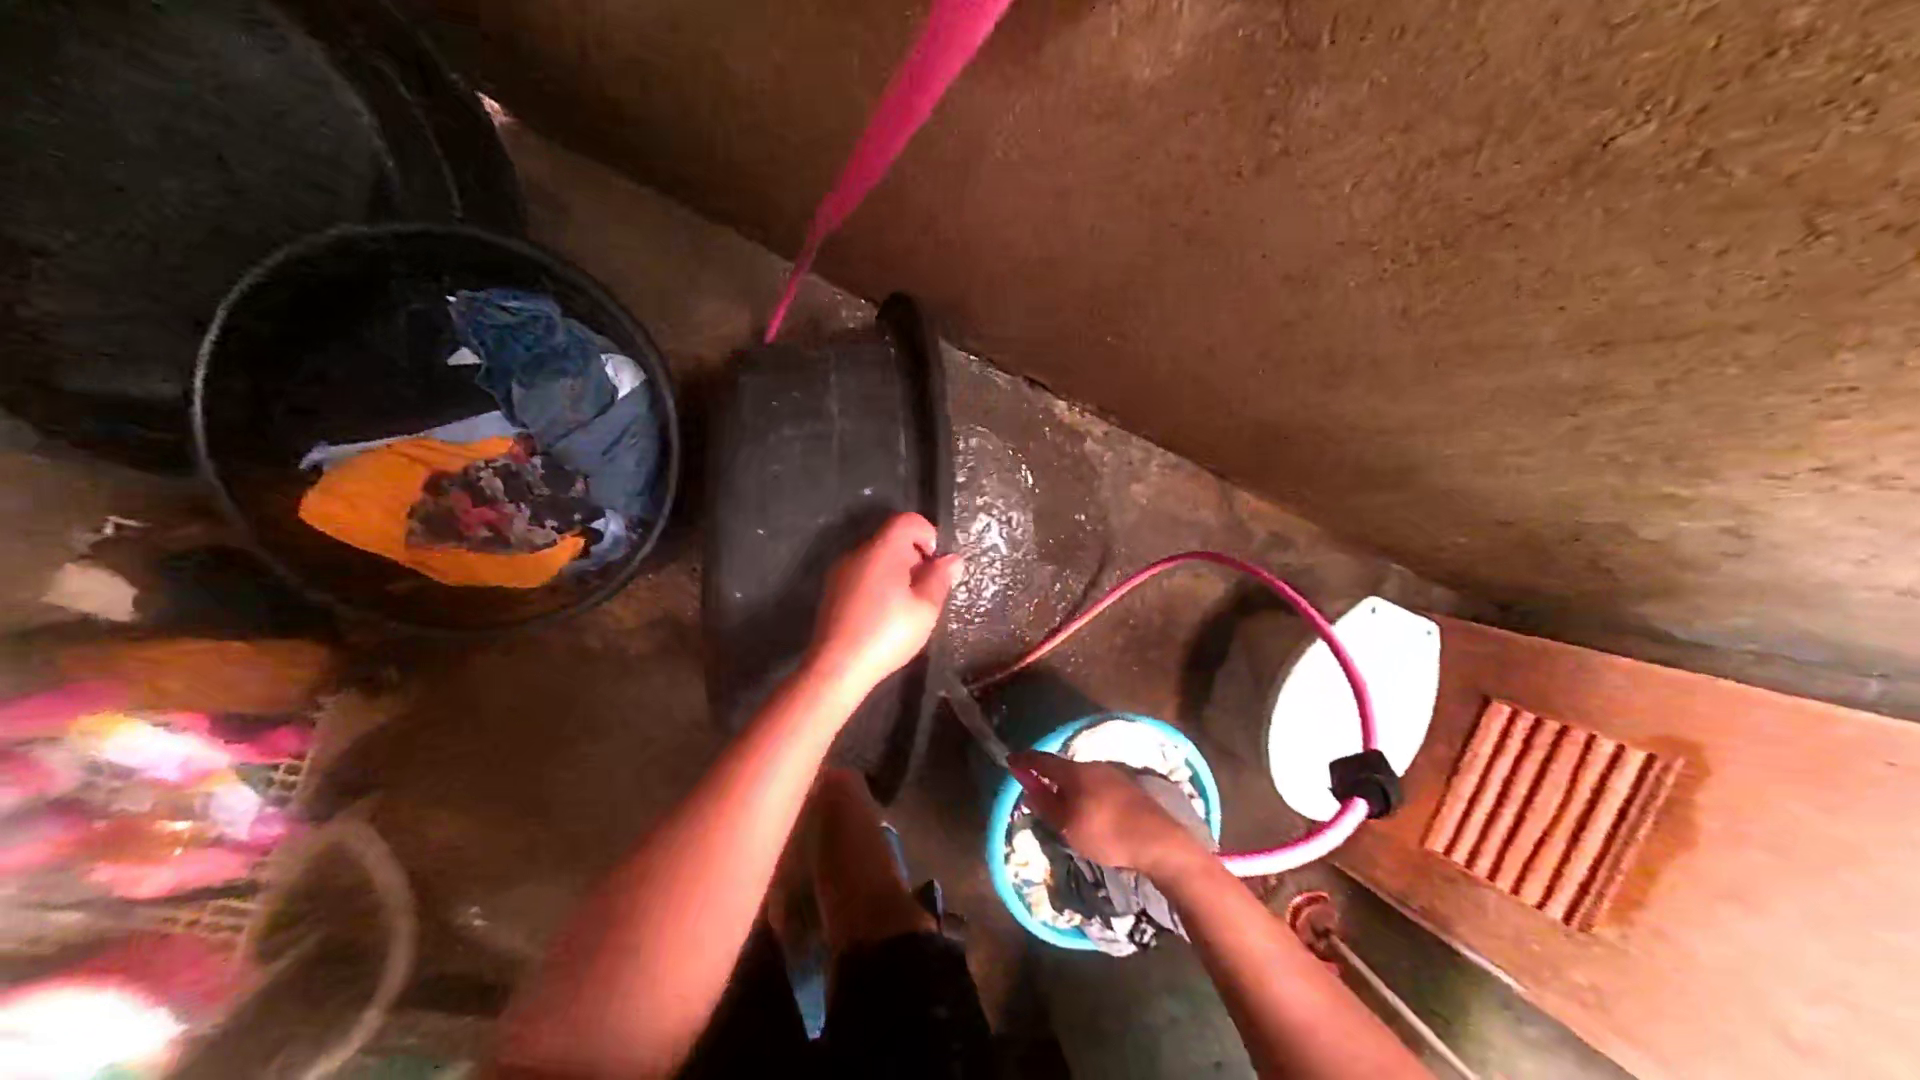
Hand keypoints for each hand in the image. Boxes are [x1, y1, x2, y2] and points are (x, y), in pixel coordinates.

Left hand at [806, 513, 962, 698]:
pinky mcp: (832, 591)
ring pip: (876, 558)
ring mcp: (840, 572)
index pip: (907, 520)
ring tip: (907, 606)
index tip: (935, 564)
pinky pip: (862, 574)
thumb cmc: (887, 633)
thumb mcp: (925, 609)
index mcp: (882, 550)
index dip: (928, 533)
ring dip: (896, 572)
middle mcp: (857, 553)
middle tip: (926, 589)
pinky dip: (878, 584)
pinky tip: (884, 615)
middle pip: (891, 538)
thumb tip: (952, 559)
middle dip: (914, 556)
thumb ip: (940, 579)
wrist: (837, 666)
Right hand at [1008, 751, 1211, 878]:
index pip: (1042, 760)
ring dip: (1070, 787)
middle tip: (1038, 790)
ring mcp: (1115, 774)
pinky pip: (1099, 785)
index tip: (1010, 760)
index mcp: (1075, 772)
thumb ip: (1045, 804)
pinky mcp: (1130, 787)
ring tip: (1065, 806)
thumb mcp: (1067, 825)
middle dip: (1049, 776)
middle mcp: (1094, 766)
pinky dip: (1087, 793)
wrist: (1159, 842)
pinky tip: (1091, 810)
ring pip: (1083, 777)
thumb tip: (1027, 786)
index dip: (1025, 761)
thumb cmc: (1107, 834)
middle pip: (1064, 768)